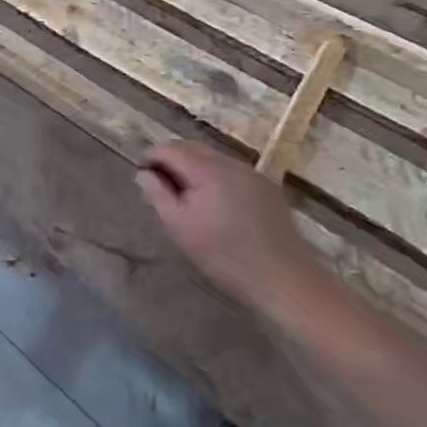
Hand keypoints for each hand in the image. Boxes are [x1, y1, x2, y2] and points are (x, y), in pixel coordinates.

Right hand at [135, 142, 317, 301]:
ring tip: (186, 196)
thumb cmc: (224, 256)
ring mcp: (253, 173)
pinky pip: (232, 170)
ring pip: (213, 158)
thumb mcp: (180, 227)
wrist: (284, 278)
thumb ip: (157, 194)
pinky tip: (216, 203)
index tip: (142, 176)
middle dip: (171, 160)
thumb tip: (144, 173)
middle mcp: (231, 163)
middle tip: (160, 186)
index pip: (169, 149)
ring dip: (193, 168)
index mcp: (207, 170)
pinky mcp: (268, 187)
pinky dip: (215, 177)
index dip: (151, 157)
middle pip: (191, 148)